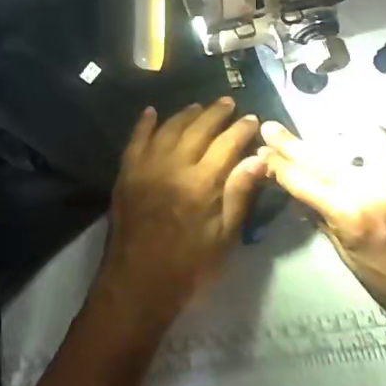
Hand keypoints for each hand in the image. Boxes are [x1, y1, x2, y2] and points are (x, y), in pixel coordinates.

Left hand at [97, 99, 266, 318]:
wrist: (137, 282)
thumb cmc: (189, 267)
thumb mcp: (225, 238)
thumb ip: (240, 194)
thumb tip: (259, 158)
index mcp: (202, 183)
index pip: (227, 144)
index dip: (241, 129)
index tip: (253, 119)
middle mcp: (174, 165)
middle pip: (198, 129)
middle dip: (216, 113)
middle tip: (229, 103)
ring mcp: (147, 166)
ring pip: (169, 128)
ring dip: (186, 114)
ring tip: (199, 106)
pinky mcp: (126, 172)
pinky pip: (136, 139)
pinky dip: (144, 123)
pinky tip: (152, 111)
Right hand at [259, 90, 385, 361]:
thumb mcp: (352, 262)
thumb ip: (325, 220)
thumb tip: (299, 193)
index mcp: (350, 214)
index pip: (299, 179)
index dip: (275, 164)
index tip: (261, 151)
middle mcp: (376, 187)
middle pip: (322, 154)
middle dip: (290, 143)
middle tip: (271, 129)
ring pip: (367, 135)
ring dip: (342, 129)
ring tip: (327, 124)